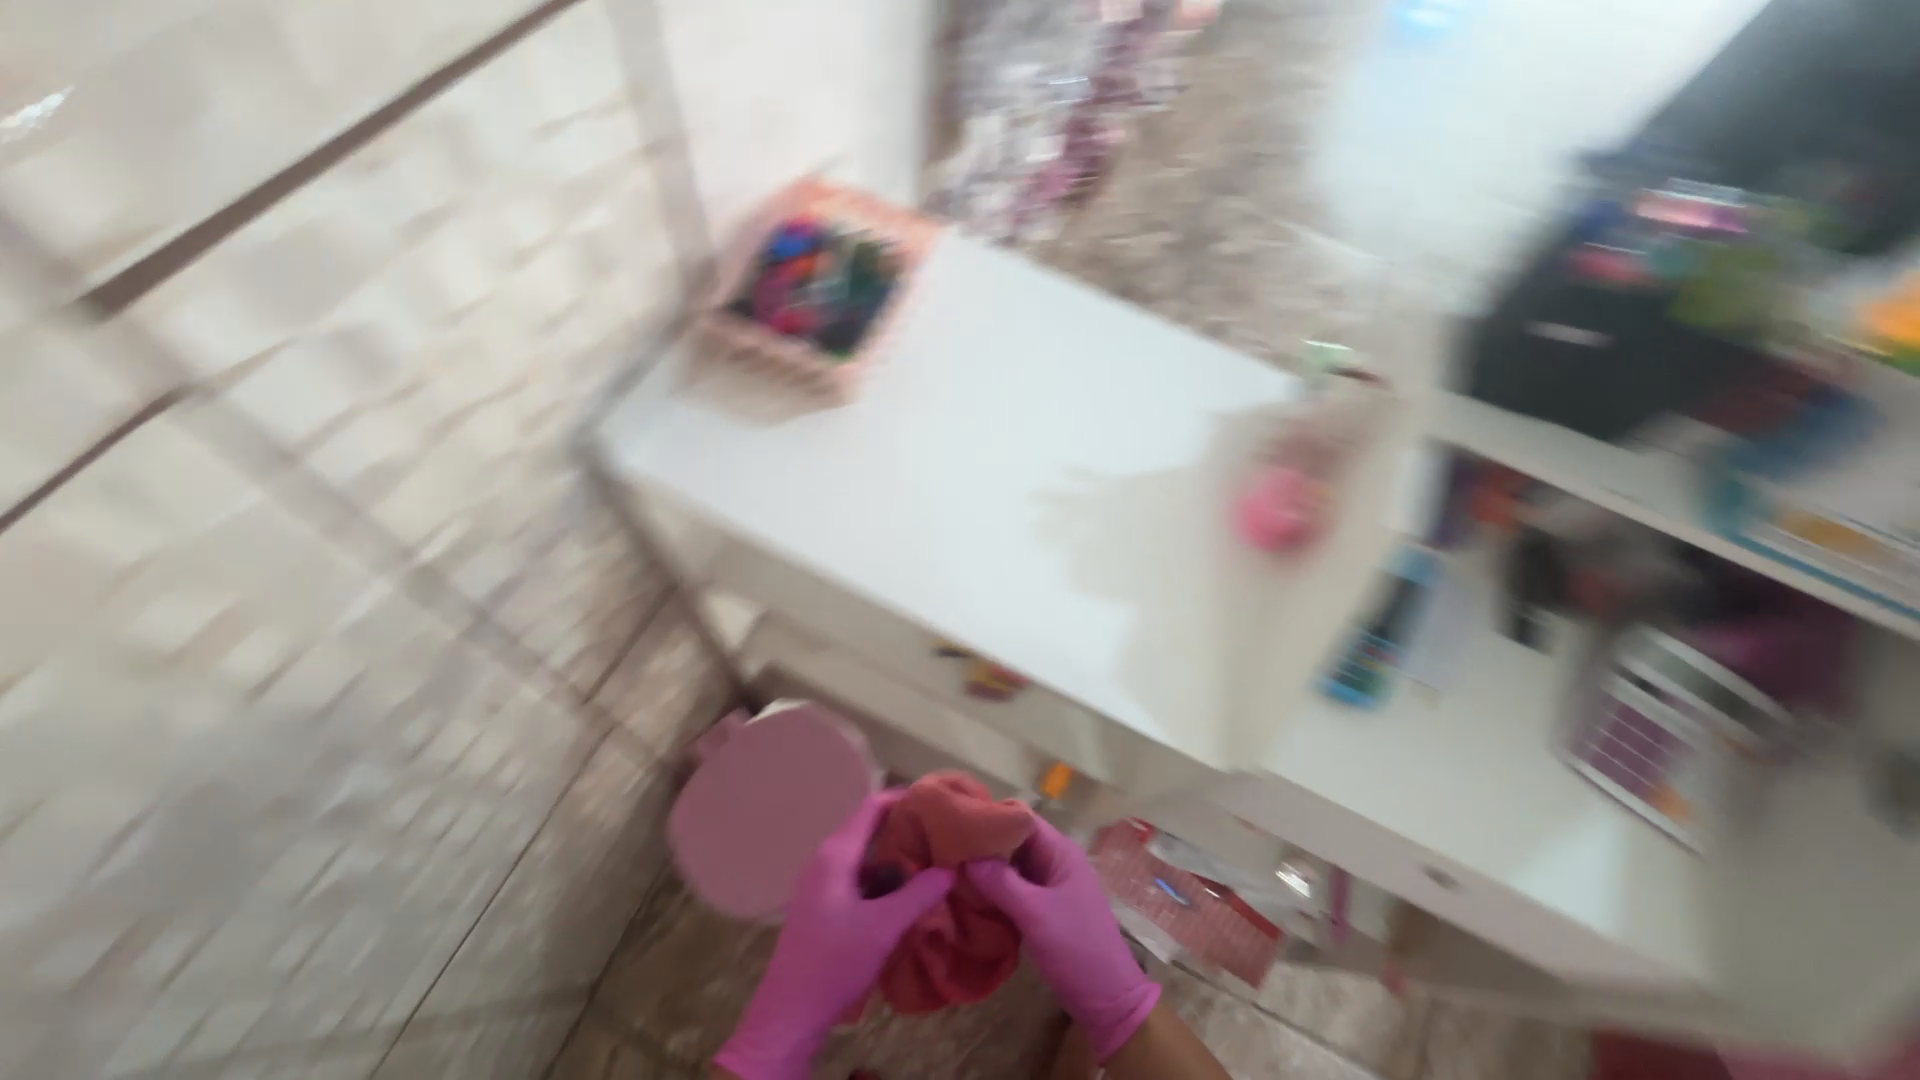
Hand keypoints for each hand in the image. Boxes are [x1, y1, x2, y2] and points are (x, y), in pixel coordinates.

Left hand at [714, 790, 954, 1079]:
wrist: (790, 1013)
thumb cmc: (834, 962)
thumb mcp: (884, 927)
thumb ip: (919, 894)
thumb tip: (950, 868)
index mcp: (835, 855)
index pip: (871, 808)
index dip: (902, 798)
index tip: (936, 801)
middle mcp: (825, 860)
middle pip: (868, 829)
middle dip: (904, 828)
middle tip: (942, 832)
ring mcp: (821, 883)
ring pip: (864, 856)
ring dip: (894, 856)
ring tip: (931, 860)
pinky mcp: (822, 905)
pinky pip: (857, 877)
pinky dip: (882, 878)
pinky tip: (905, 894)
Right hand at [965, 819, 1160, 1061]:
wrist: (1107, 999)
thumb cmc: (1076, 949)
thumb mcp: (1035, 913)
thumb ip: (1000, 882)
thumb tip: (965, 857)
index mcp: (1060, 851)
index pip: (1021, 818)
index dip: (991, 817)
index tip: (957, 821)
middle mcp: (1055, 861)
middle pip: (1015, 840)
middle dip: (984, 843)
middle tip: (945, 847)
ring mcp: (1050, 886)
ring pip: (1013, 865)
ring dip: (987, 868)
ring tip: (950, 867)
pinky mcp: (1043, 908)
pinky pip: (1014, 888)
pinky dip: (994, 888)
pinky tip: (969, 894)